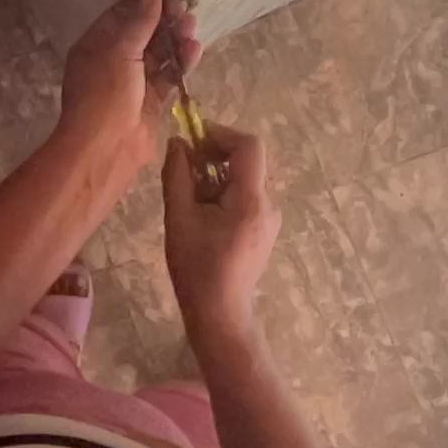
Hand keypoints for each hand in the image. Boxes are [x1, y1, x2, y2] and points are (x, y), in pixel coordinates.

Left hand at [57, 0, 200, 171]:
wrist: (106, 148)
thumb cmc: (105, 93)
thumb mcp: (119, 51)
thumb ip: (139, 22)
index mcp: (96, 45)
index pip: (120, 15)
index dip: (143, 1)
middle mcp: (113, 61)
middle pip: (142, 33)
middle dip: (164, 19)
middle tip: (185, 6)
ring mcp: (133, 82)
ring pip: (158, 54)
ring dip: (175, 39)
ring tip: (193, 25)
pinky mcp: (152, 100)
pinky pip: (168, 75)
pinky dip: (181, 62)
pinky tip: (195, 49)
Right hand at [162, 123, 278, 340]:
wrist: (219, 314)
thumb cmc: (196, 268)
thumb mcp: (178, 217)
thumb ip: (177, 175)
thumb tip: (178, 143)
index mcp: (250, 199)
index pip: (249, 146)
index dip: (220, 134)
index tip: (192, 139)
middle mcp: (268, 204)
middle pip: (248, 159)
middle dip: (216, 153)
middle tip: (186, 164)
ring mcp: (270, 217)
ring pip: (246, 176)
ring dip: (218, 172)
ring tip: (190, 191)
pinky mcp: (264, 228)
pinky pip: (247, 194)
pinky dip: (225, 189)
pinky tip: (203, 210)